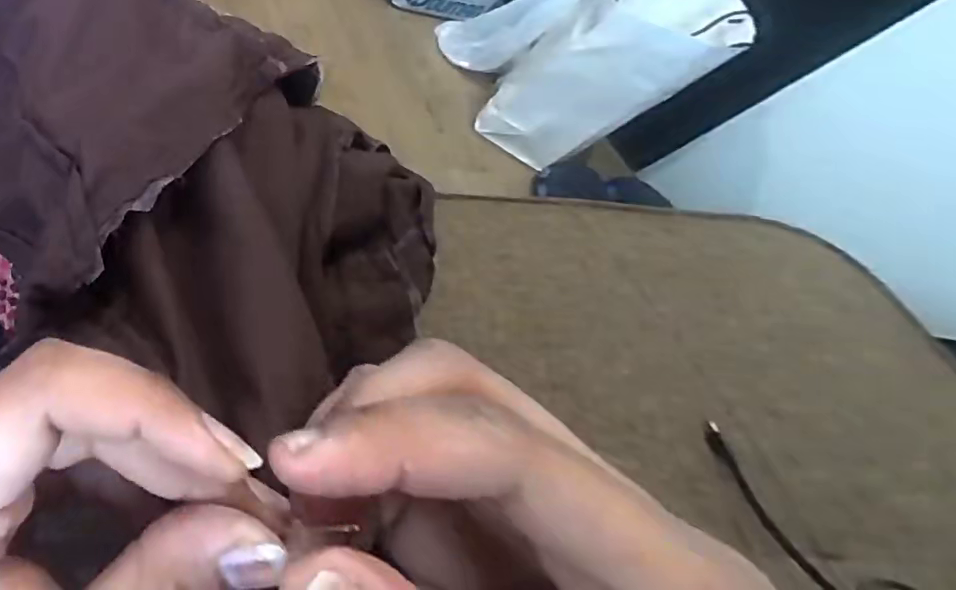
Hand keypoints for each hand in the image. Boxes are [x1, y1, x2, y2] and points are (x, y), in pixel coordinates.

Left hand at [0, 339, 284, 588]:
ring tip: (233, 498)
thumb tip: (257, 535)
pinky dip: (135, 462)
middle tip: (255, 497)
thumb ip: (154, 586)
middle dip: (171, 435)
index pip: (46, 390)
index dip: (146, 408)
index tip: (231, 463)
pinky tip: (185, 494)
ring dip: (163, 447)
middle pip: (73, 391)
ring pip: (82, 404)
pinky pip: (73, 433)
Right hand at [268, 340, 773, 589]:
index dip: (387, 439)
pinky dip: (360, 476)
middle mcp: (607, 504)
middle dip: (360, 418)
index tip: (289, 463)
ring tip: (307, 513)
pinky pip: (419, 457)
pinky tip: (336, 519)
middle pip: (460, 387)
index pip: (505, 446)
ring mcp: (553, 499)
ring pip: (428, 404)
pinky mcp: (511, 515)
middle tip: (294, 482)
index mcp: (667, 569)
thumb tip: (299, 568)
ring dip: (350, 442)